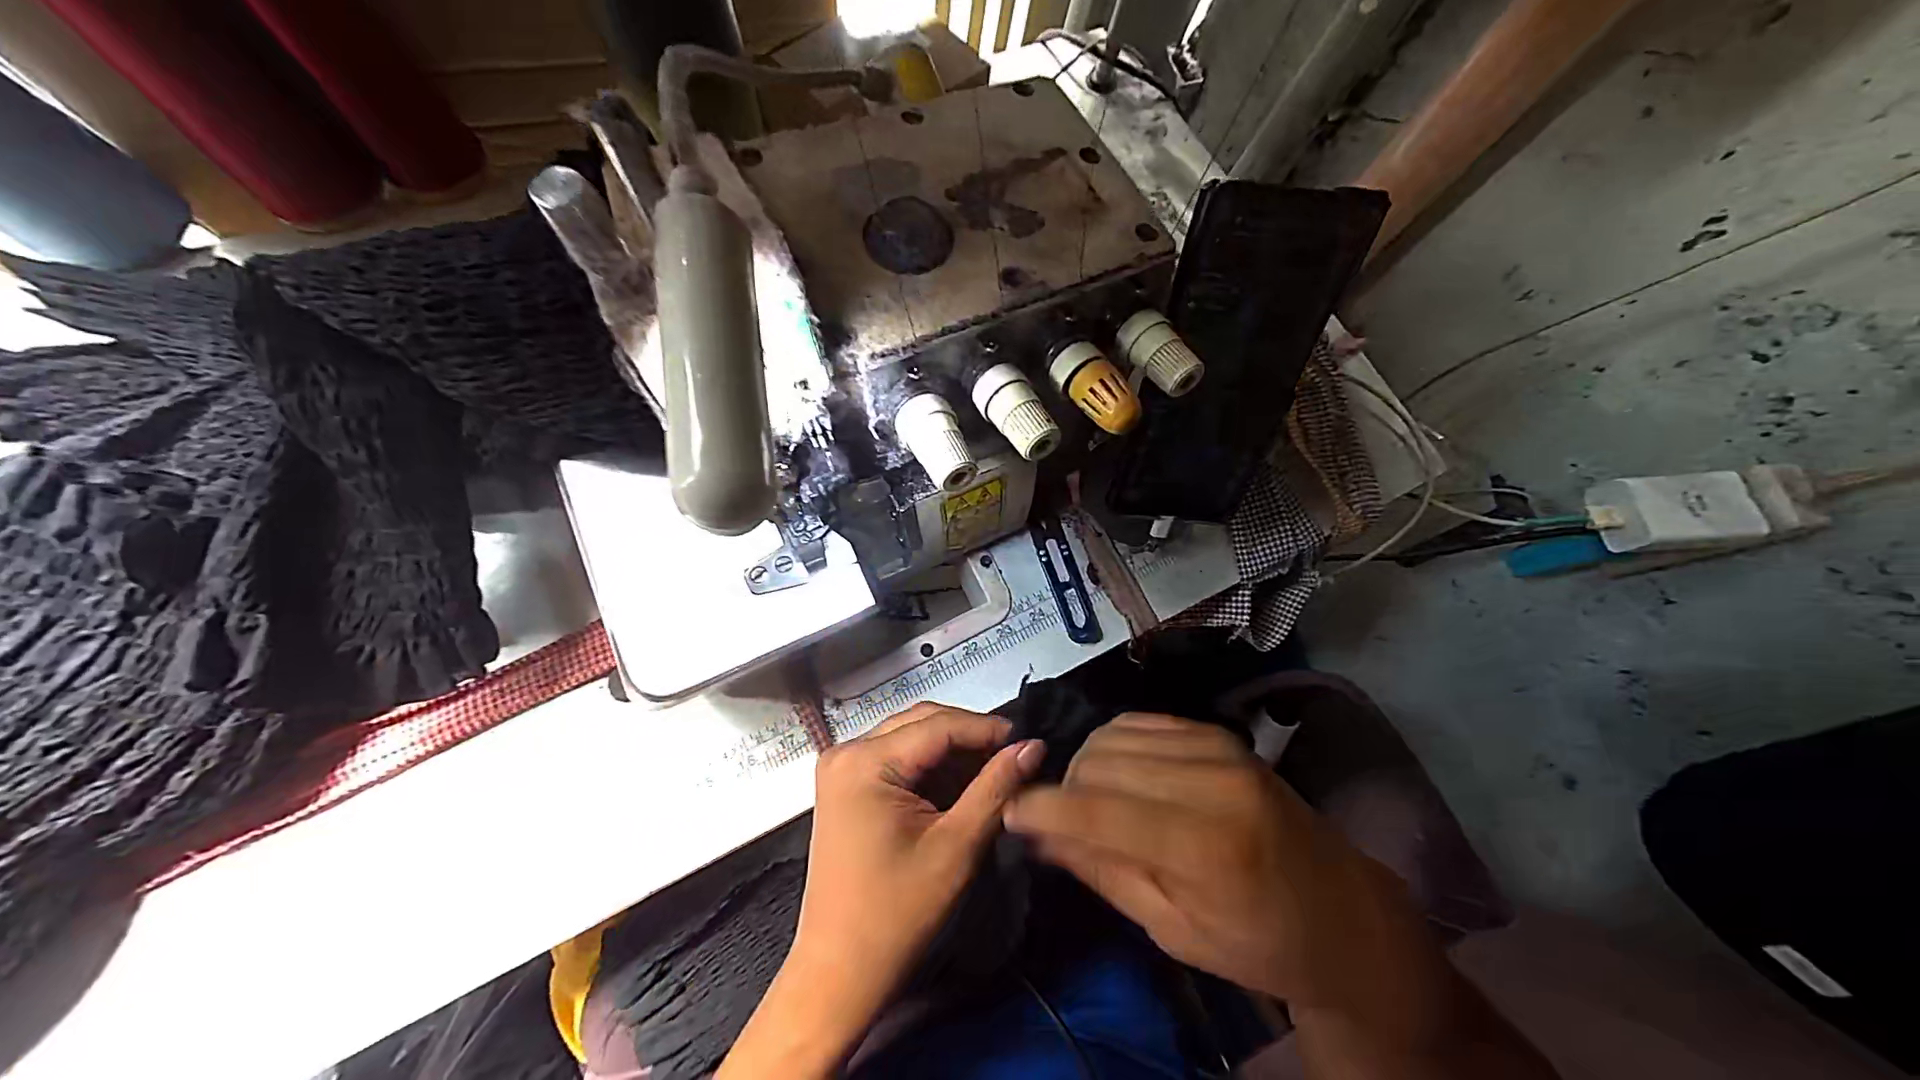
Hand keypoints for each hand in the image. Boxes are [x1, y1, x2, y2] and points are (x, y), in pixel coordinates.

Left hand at [718, 703, 1043, 1078]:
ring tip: (996, 772)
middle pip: (923, 723)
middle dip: (971, 737)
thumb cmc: (896, 914)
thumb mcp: (956, 846)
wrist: (841, 971)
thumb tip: (1033, 746)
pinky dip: (932, 769)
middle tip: (1016, 757)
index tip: (1031, 741)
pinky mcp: (847, 786)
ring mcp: (842, 768)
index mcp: (864, 761)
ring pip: (912, 738)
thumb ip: (996, 788)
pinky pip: (898, 760)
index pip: (939, 724)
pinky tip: (962, 787)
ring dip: (953, 752)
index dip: (989, 729)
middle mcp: (846, 751)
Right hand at [1004, 713, 1451, 1029]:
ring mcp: (1218, 749)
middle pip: (1098, 762)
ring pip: (1113, 735)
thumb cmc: (1258, 942)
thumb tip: (1035, 833)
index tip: (1007, 811)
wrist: (1343, 912)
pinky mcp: (1219, 734)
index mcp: (1205, 845)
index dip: (1041, 807)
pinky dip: (1115, 745)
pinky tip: (1118, 774)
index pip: (1096, 810)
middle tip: (1056, 822)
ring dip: (1086, 765)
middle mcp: (1211, 780)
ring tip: (1090, 802)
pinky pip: (1140, 723)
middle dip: (1063, 789)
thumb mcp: (1173, 929)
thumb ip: (1101, 871)